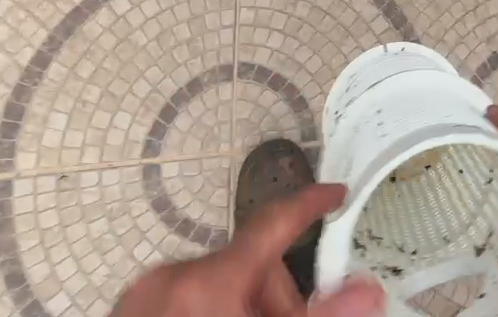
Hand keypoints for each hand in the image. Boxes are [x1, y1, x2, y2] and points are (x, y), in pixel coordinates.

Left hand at [112, 182, 384, 316]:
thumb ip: (319, 316)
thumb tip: (368, 289)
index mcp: (208, 282)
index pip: (274, 222)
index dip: (310, 205)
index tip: (338, 193)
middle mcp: (172, 276)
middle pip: (249, 264)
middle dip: (276, 298)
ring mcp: (144, 296)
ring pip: (219, 283)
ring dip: (245, 306)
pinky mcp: (129, 311)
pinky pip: (186, 299)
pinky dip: (211, 313)